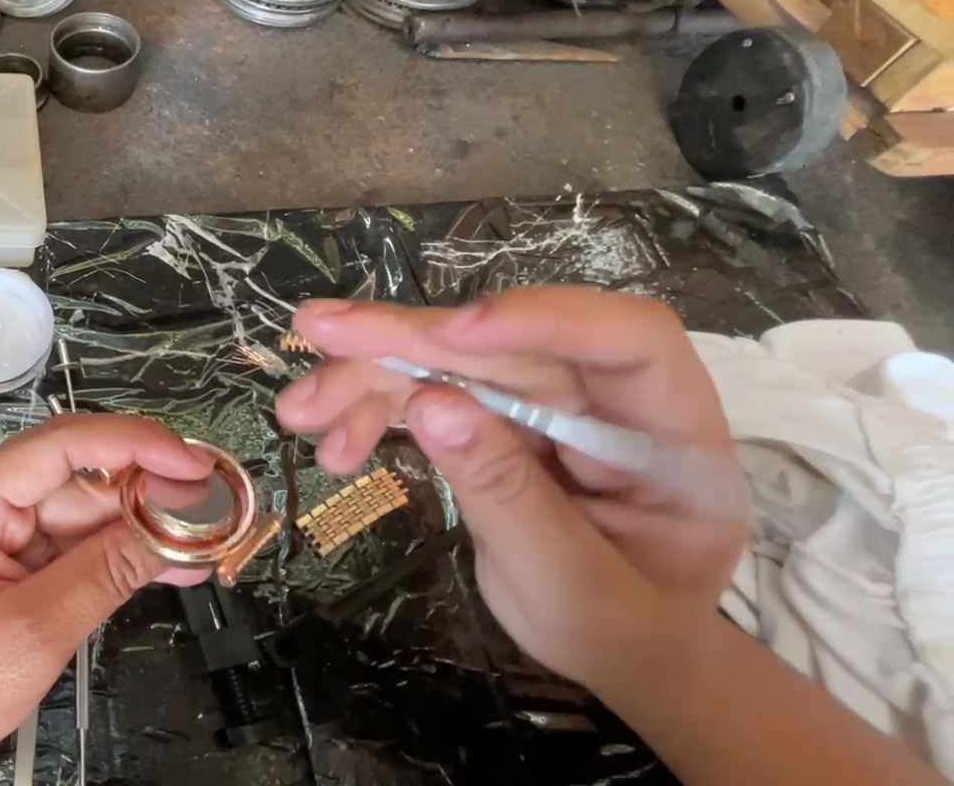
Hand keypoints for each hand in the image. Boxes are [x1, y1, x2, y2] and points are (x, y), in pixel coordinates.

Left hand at [0, 414, 212, 785]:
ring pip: (83, 511)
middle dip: (145, 488)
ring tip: (203, 534)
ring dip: (140, 524)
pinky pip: (74, 544)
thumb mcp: (34, 631)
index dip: (131, 443)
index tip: (188, 459)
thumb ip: (104, 572)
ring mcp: (0, 530)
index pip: (59, 446)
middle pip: (77, 477)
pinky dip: (119, 553)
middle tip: (210, 503)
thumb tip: (170, 531)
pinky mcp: (13, 559)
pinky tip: (168, 560)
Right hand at [273, 287, 745, 690]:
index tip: (450, 332)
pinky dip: (368, 412)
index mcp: (667, 431)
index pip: (623, 338)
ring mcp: (536, 402)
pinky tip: (333, 447)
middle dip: (402, 339)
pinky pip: (418, 394)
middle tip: (317, 327)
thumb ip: (507, 493)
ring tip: (298, 410)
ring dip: (363, 379)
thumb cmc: (619, 626)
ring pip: (442, 362)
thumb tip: (430, 404)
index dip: (539, 319)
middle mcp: (597, 398)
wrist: (612, 645)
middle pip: (498, 343)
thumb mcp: (572, 584)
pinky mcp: (485, 412)